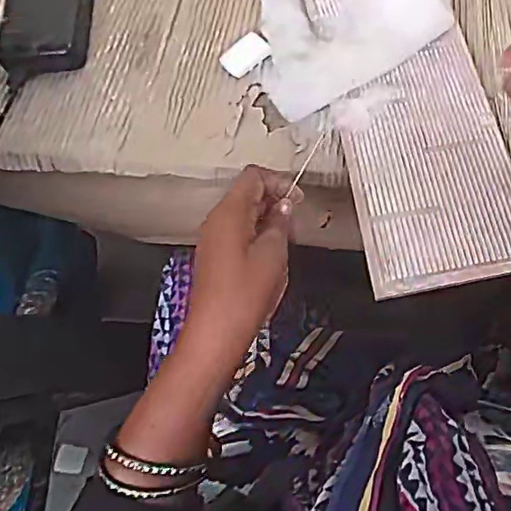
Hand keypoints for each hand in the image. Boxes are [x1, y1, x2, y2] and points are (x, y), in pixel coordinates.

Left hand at [183, 166, 300, 365]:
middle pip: (248, 195)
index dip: (279, 183)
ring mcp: (213, 240)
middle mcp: (216, 222)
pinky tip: (271, 261)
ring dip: (268, 224)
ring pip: (245, 216)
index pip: (253, 177)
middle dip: (275, 204)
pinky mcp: (216, 257)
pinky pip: (238, 236)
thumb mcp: (273, 254)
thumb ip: (280, 224)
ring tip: (285, 246)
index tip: (297, 200)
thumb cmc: (242, 297)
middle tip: (294, 226)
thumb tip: (284, 208)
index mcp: (229, 213)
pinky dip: (258, 239)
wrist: (216, 333)